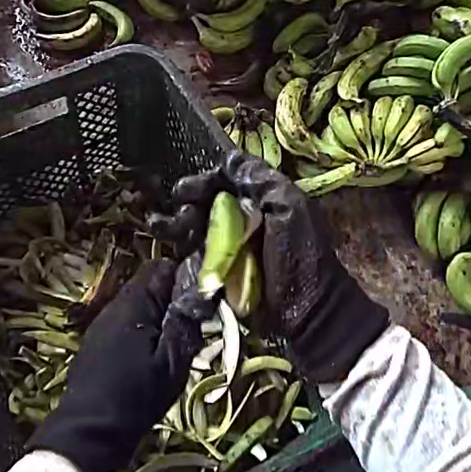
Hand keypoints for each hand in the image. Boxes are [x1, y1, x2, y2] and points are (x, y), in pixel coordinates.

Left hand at [28, 259, 203, 471]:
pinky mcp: (98, 342)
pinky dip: (143, 329)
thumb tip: (200, 292)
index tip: (203, 299)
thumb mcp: (172, 362)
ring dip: (159, 315)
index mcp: (134, 304)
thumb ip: (185, 322)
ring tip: (175, 342)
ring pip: (139, 304)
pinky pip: (126, 322)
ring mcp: (103, 323)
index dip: (186, 276)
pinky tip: (152, 355)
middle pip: (150, 284)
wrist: (89, 434)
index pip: (162, 267)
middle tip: (193, 323)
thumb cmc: (135, 397)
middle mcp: (115, 306)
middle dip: (174, 298)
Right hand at [160, 151, 389, 382]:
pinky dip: (182, 249)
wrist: (306, 314)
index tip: (187, 190)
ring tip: (163, 228)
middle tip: (178, 212)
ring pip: (197, 227)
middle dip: (188, 202)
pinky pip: (196, 255)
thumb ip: (261, 181)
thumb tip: (230, 157)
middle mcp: (246, 219)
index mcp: (264, 200)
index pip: (228, 180)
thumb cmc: (301, 257)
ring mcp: (233, 247)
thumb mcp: (288, 209)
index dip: (206, 181)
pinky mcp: (222, 274)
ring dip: (178, 224)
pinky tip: (170, 247)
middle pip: (208, 202)